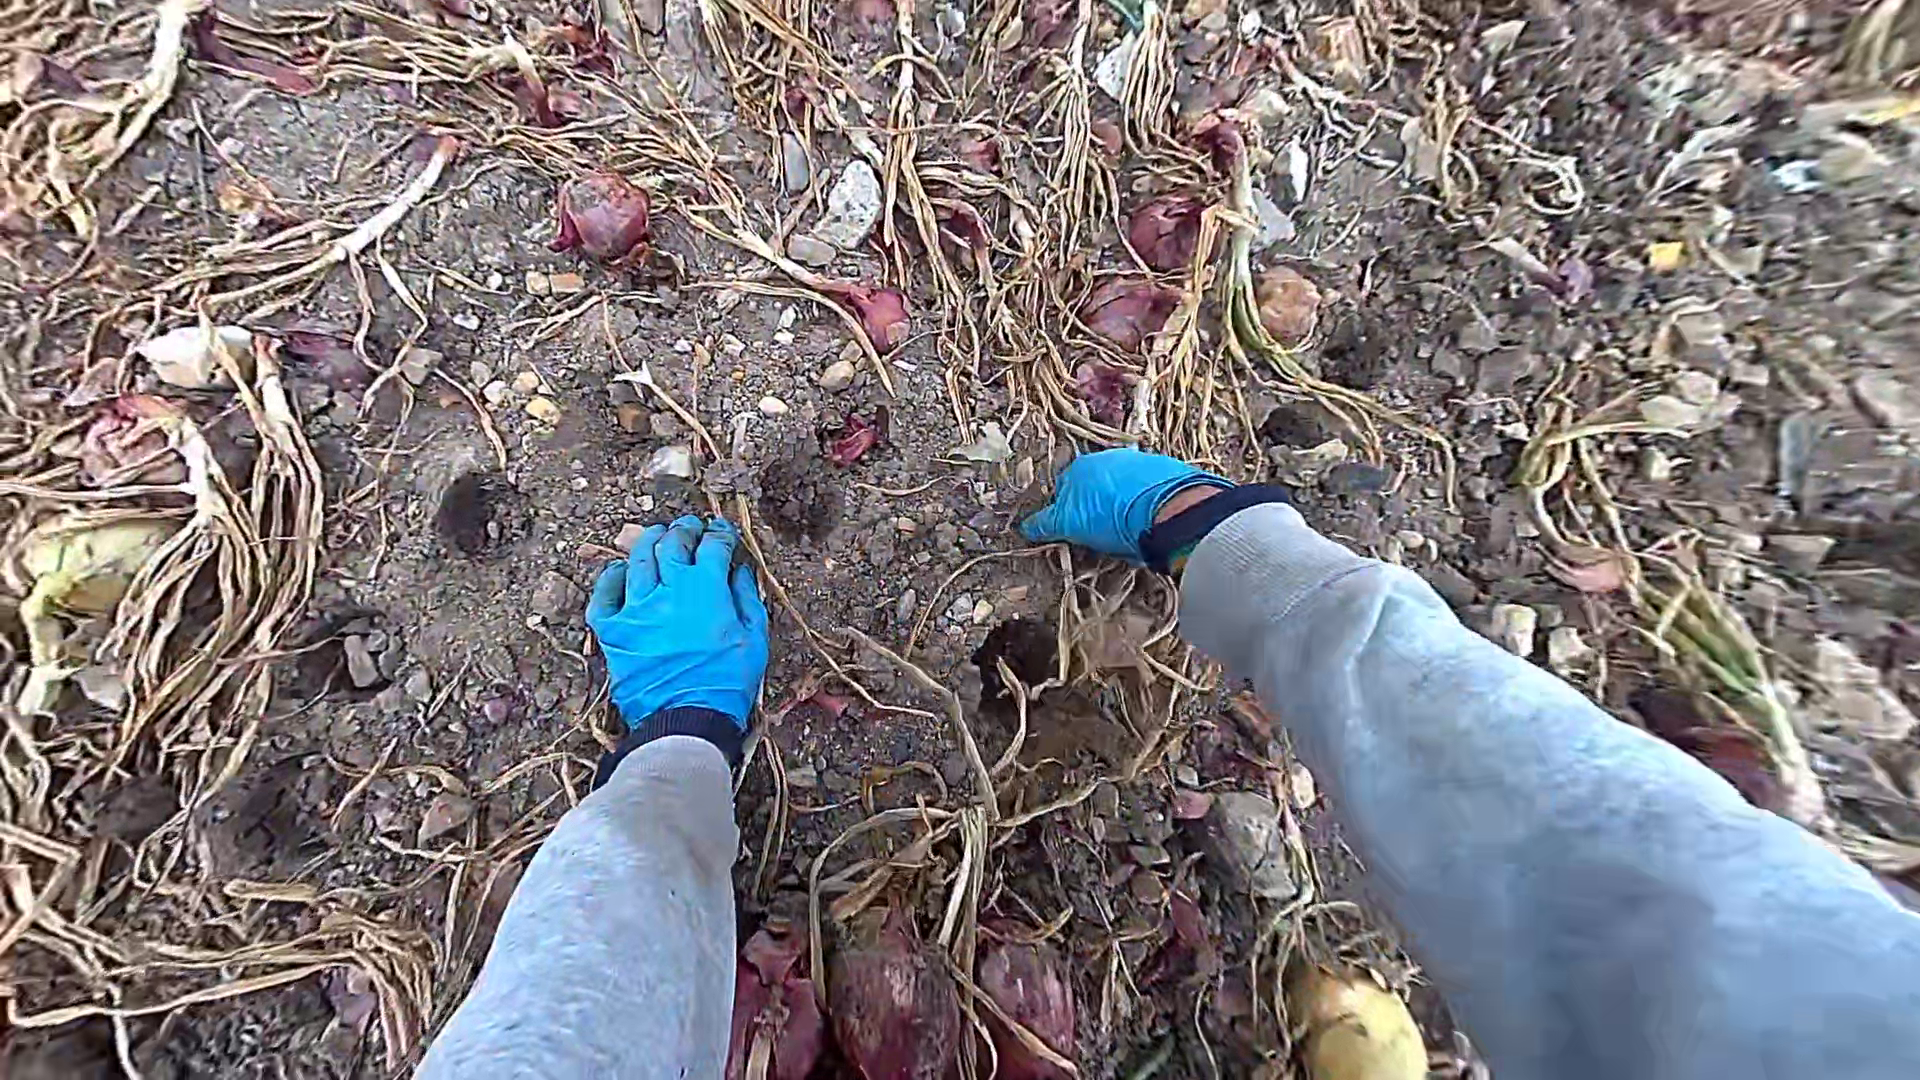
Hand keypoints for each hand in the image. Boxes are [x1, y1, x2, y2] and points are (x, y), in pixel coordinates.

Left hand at [587, 515, 769, 727]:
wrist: (687, 718)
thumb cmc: (728, 679)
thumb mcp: (754, 636)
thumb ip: (746, 597)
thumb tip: (739, 569)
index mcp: (706, 589)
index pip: (713, 546)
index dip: (720, 534)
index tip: (723, 531)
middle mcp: (668, 589)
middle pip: (672, 544)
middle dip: (684, 530)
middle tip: (691, 526)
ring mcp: (636, 608)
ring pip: (638, 560)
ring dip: (649, 541)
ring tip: (657, 534)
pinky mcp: (613, 630)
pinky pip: (605, 595)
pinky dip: (612, 577)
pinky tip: (621, 570)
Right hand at [1020, 449, 1228, 562]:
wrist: (1167, 508)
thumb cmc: (1110, 515)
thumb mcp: (1070, 524)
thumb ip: (1046, 524)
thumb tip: (1026, 527)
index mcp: (1080, 467)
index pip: (1063, 489)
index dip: (1066, 512)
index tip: (1074, 531)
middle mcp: (1108, 457)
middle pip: (1093, 487)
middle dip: (1095, 507)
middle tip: (1101, 534)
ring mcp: (1139, 461)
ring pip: (1121, 487)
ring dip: (1121, 505)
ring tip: (1129, 532)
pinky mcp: (1167, 470)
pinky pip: (1148, 489)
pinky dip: (1146, 503)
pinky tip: (1151, 522)